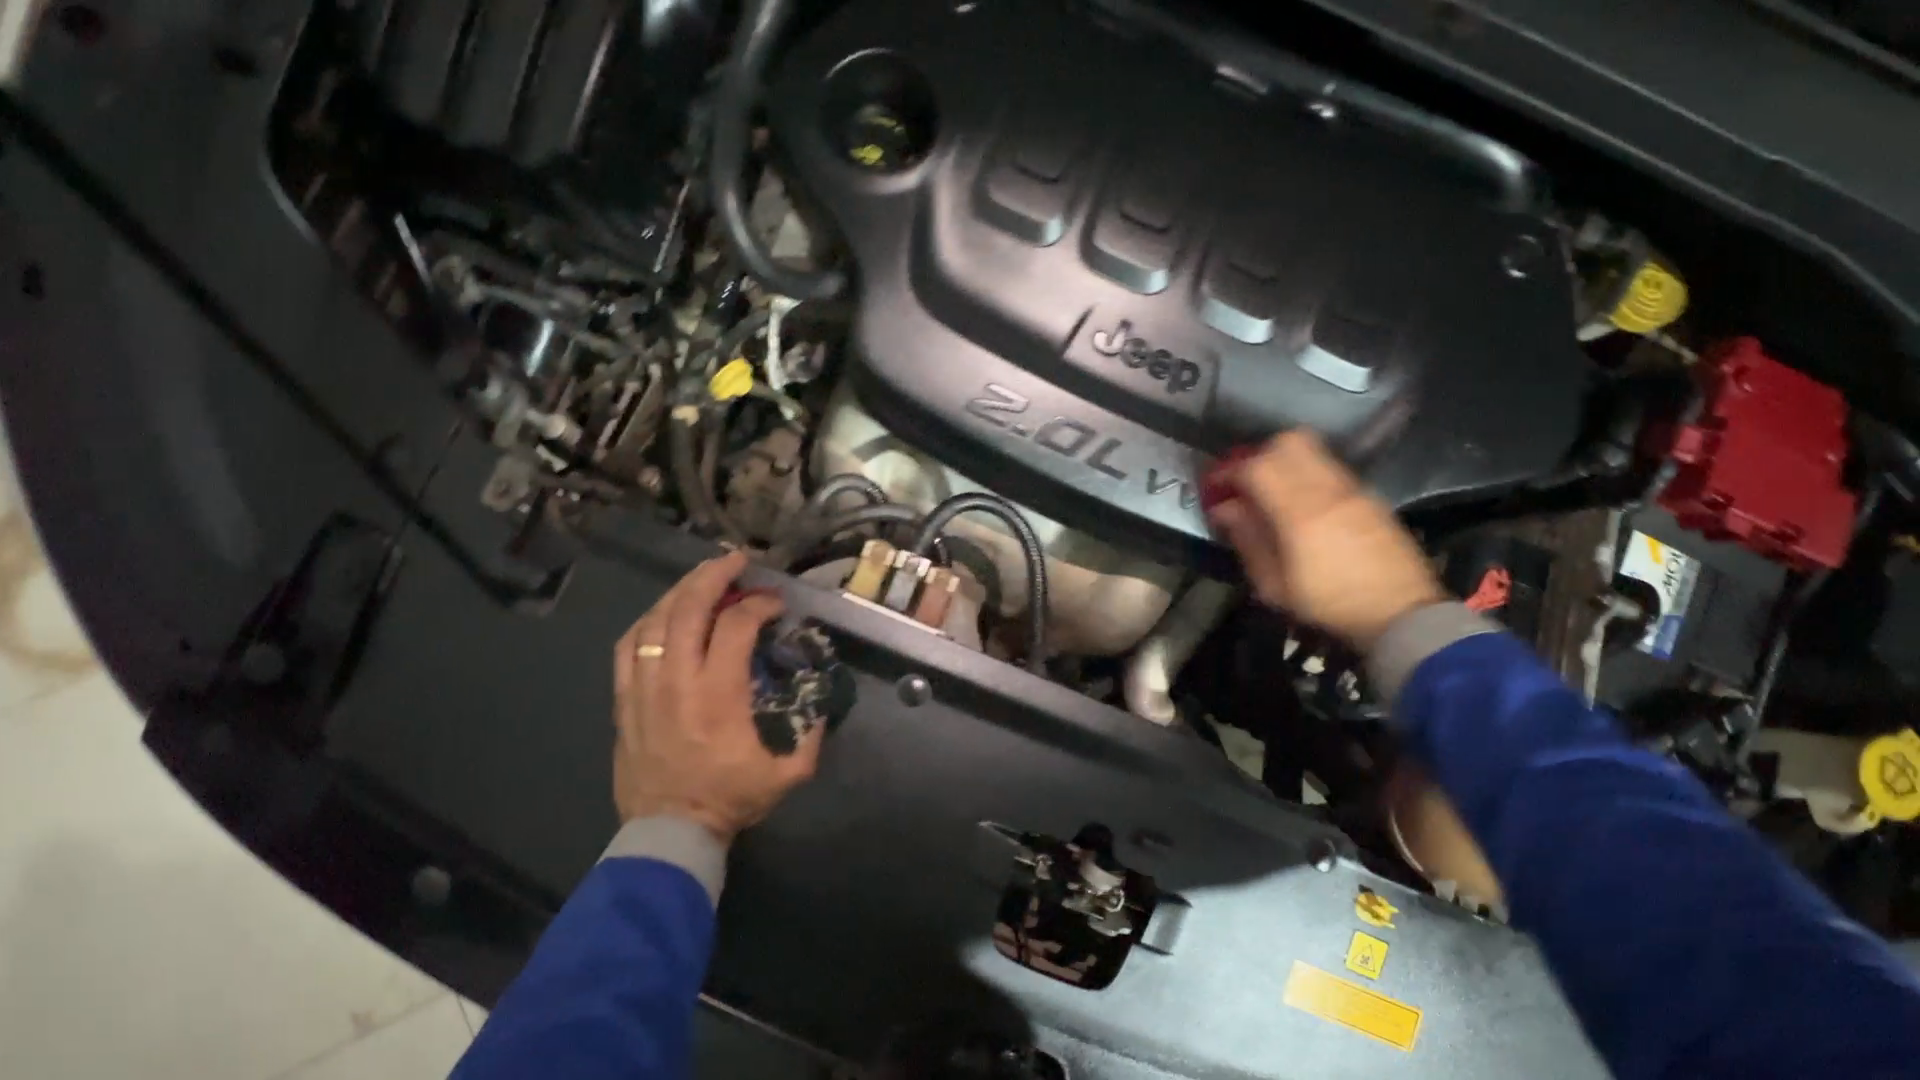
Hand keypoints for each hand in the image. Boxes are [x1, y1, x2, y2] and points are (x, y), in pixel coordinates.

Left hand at [613, 552, 822, 842]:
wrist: (670, 832)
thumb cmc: (729, 800)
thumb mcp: (786, 775)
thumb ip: (810, 738)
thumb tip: (819, 708)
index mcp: (719, 695)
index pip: (736, 626)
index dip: (759, 604)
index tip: (775, 603)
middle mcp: (678, 680)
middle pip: (688, 607)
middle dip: (714, 575)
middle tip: (736, 560)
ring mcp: (644, 687)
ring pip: (655, 620)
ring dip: (681, 591)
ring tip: (702, 578)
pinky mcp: (624, 699)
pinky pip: (628, 645)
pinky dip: (648, 621)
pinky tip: (663, 614)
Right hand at [1208, 431, 1445, 650]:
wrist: (1401, 612)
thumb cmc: (1329, 604)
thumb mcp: (1275, 585)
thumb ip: (1248, 540)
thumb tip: (1225, 509)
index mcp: (1299, 512)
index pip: (1257, 467)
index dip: (1230, 471)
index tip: (1216, 486)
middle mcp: (1327, 489)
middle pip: (1287, 443)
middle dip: (1259, 456)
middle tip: (1246, 483)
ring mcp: (1352, 488)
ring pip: (1312, 449)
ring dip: (1284, 461)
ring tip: (1273, 491)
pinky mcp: (1369, 495)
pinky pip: (1330, 467)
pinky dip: (1308, 473)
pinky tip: (1303, 503)